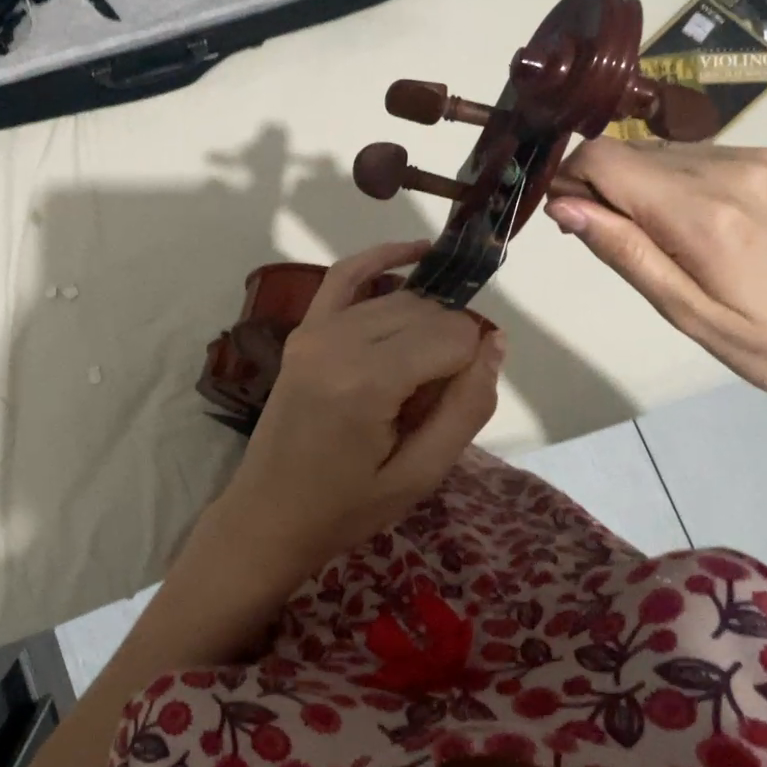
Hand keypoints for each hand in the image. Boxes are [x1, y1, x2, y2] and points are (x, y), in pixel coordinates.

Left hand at [210, 241, 506, 575]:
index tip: (459, 402)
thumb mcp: (421, 475)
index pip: (451, 336)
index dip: (470, 365)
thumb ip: (466, 408)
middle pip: (426, 312)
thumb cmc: (346, 507)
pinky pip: (344, 277)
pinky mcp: (302, 331)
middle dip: (450, 343)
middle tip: (439, 396)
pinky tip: (416, 253)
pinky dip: (380, 260)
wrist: (270, 513)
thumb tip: (496, 344)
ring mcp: (313, 330)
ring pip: (396, 299)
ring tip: (426, 369)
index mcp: (366, 381)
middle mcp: (337, 341)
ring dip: (425, 321)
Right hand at [543, 140, 766, 429]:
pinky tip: (711, 228)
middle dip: (605, 188)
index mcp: (706, 213)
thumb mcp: (691, 316)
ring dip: (645, 186)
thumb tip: (563, 205)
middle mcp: (735, 168)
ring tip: (672, 243)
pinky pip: (707, 155)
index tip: (571, 222)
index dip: (571, 182)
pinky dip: (684, 183)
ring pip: (667, 152)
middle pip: (631, 151)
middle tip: (621, 244)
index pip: (602, 158)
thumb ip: (625, 252)